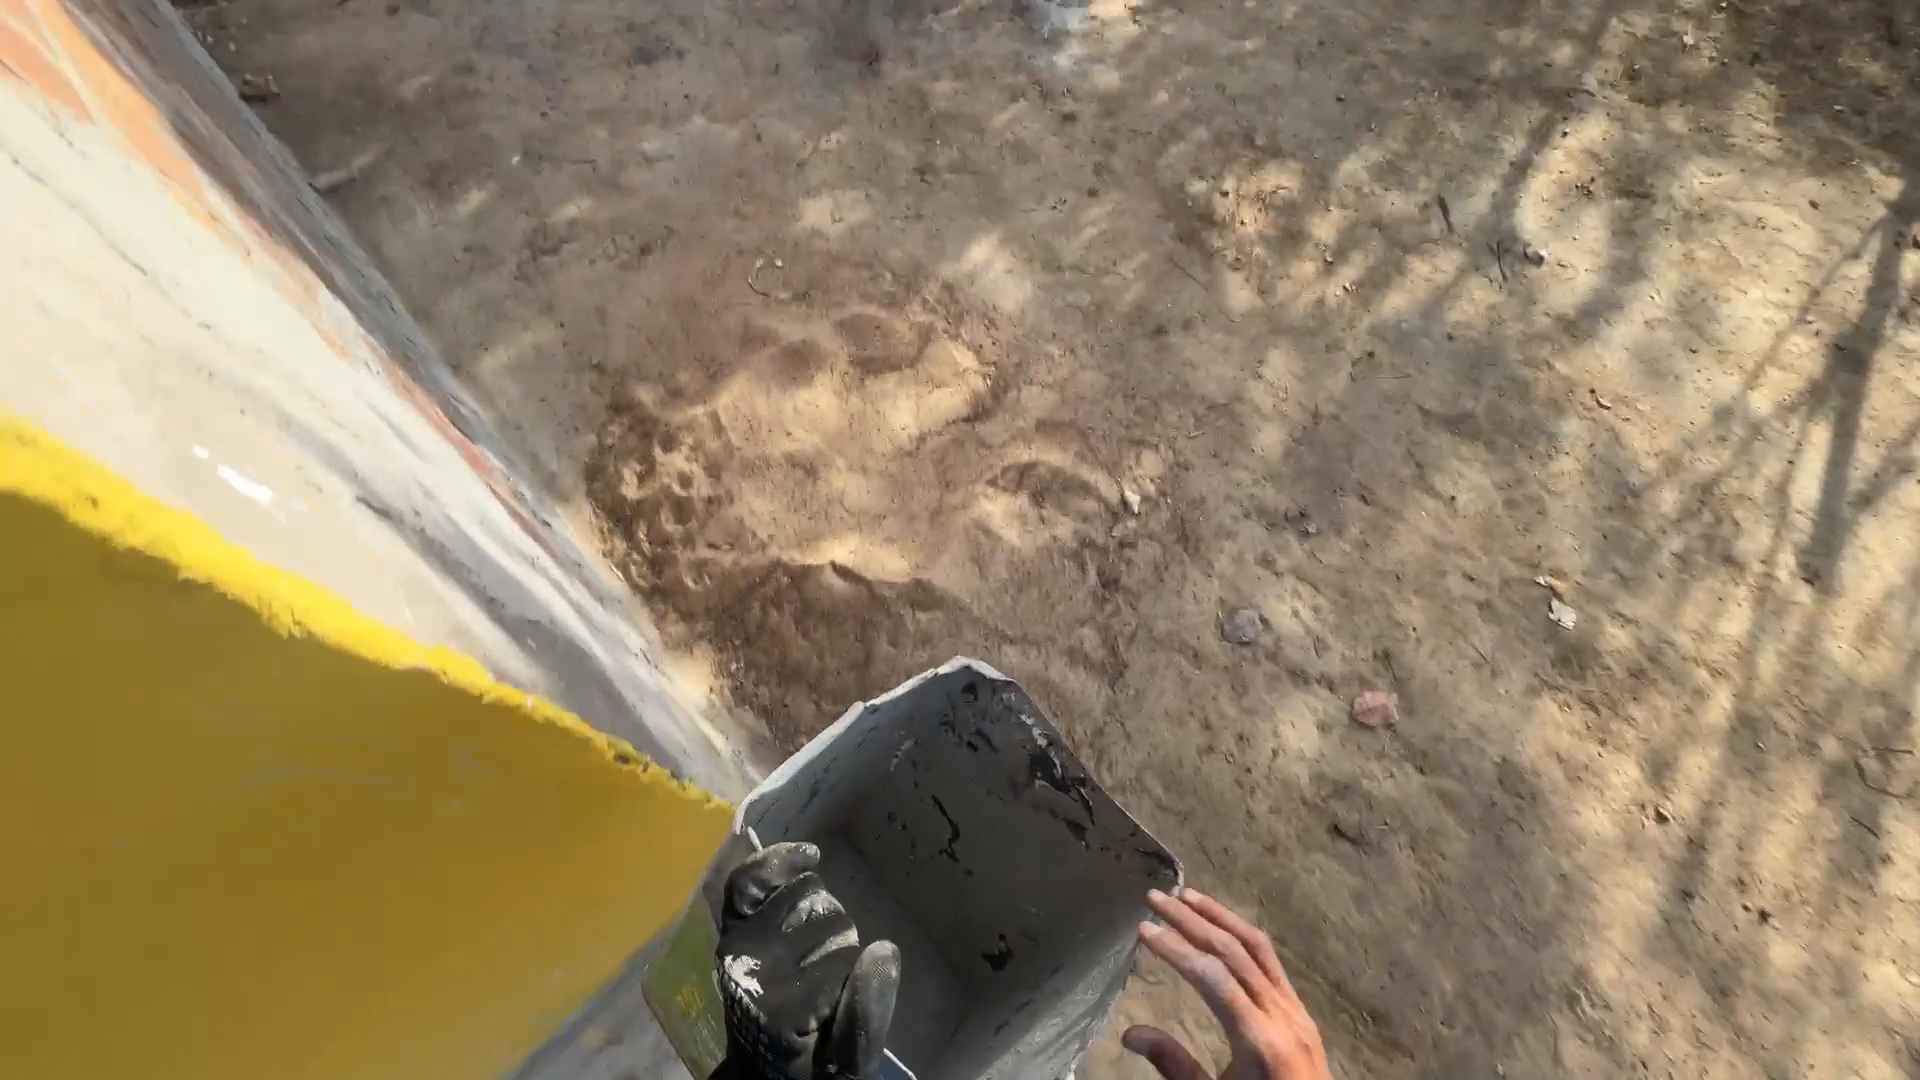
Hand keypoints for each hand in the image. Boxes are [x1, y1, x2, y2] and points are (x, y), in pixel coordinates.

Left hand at [710, 842, 900, 1079]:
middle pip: (826, 919)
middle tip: (833, 967)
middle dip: (842, 937)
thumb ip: (865, 1019)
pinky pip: (750, 878)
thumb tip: (884, 950)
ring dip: (822, 907)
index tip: (849, 989)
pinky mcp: (732, 927)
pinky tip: (811, 857)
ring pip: (804, 892)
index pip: (844, 956)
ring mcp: (739, 944)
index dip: (856, 968)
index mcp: (783, 1009)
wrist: (757, 1071)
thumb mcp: (847, 1065)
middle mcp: (754, 971)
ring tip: (820, 934)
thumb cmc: (810, 1067)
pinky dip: (780, 861)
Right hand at [1122, 889, 1332, 1079]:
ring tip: (1186, 896)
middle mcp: (1282, 1016)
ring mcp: (1296, 1009)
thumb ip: (1176, 1066)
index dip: (1176, 949)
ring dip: (1218, 916)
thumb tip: (1129, 1032)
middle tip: (1155, 897)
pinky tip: (1220, 925)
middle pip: (1233, 952)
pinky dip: (1241, 934)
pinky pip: (1270, 960)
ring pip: (1256, 946)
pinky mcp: (1300, 1010)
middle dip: (1190, 920)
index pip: (1213, 978)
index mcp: (1260, 1042)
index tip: (1143, 928)